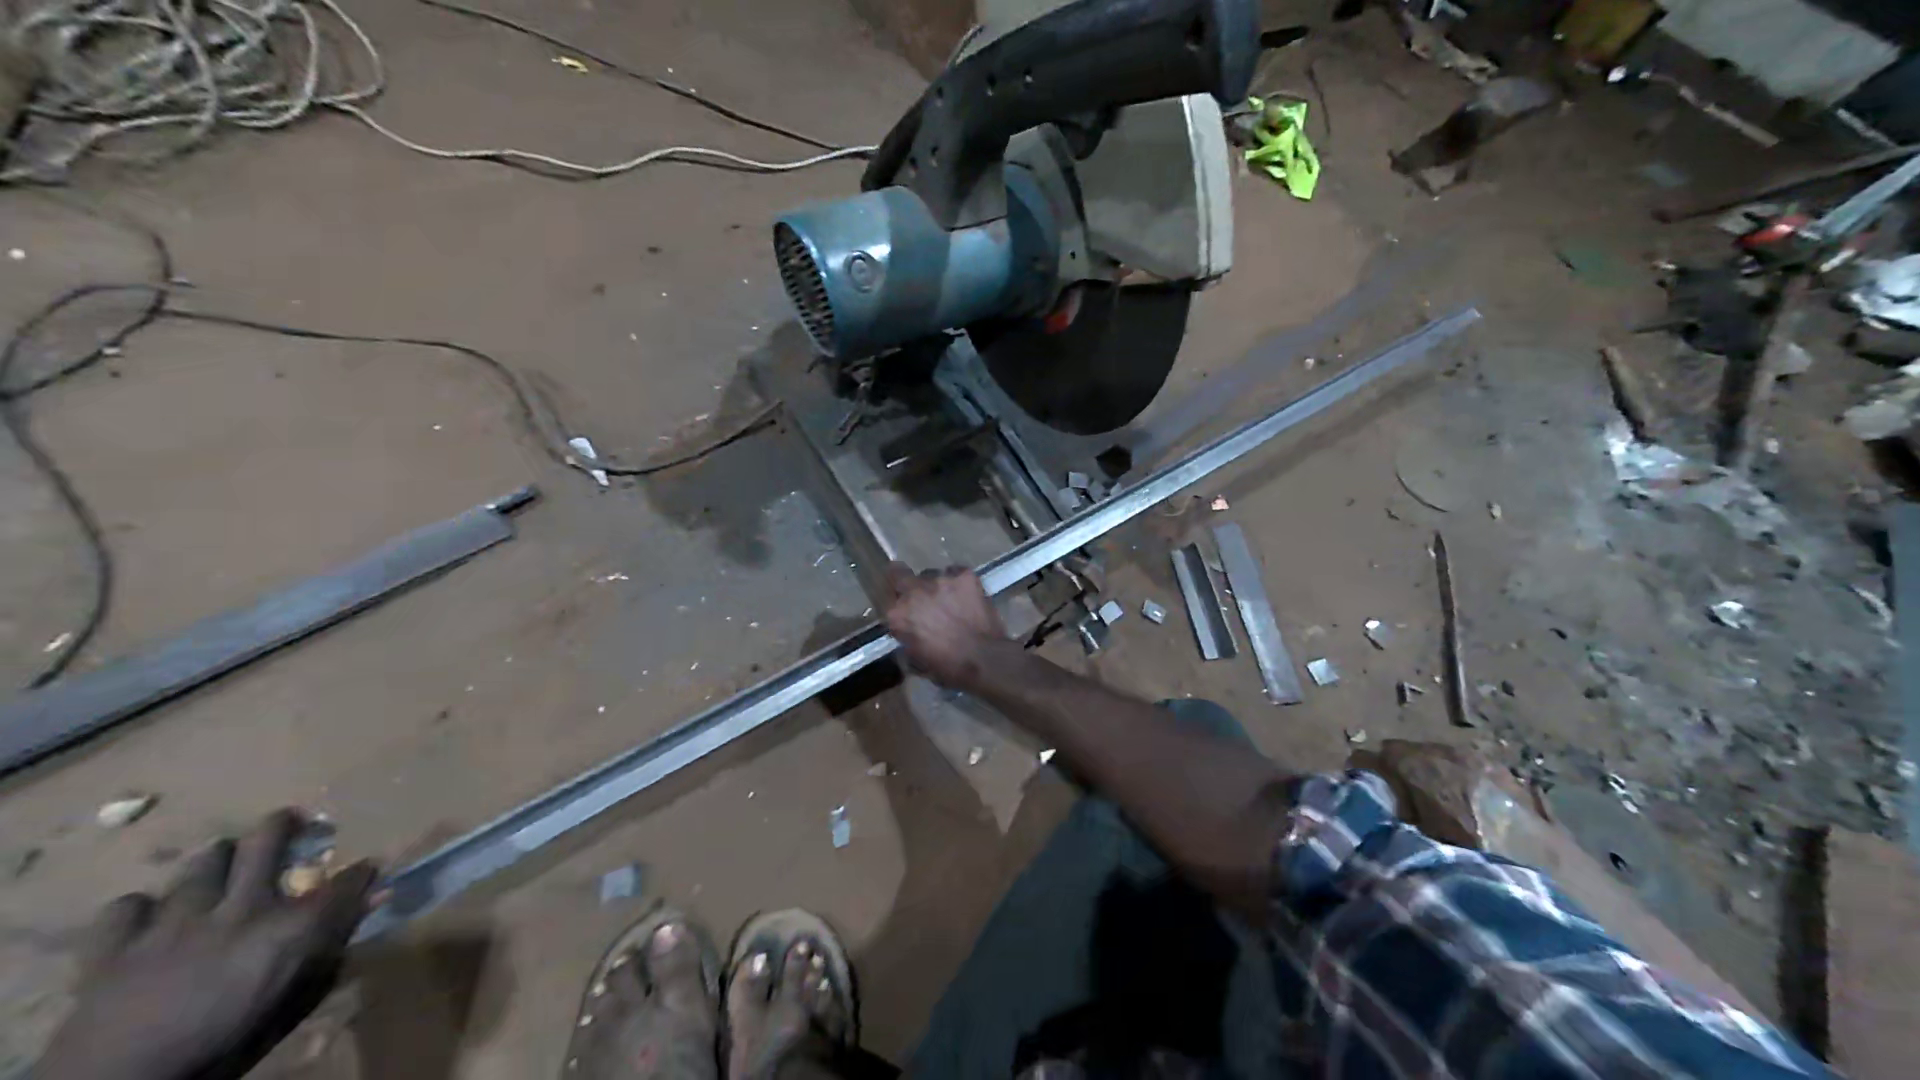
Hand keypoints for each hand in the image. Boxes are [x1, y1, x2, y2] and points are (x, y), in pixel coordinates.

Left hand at [34, 811, 376, 1079]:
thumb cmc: (224, 1042)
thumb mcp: (293, 1001)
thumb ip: (331, 951)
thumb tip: (371, 907)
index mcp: (288, 928)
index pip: (346, 881)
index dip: (362, 871)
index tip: (367, 868)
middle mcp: (240, 909)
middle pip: (266, 844)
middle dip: (282, 824)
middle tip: (288, 819)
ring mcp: (174, 923)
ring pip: (202, 864)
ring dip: (217, 859)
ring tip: (221, 861)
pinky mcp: (116, 945)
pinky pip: (126, 907)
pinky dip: (141, 909)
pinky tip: (149, 917)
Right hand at [883, 563, 1006, 688]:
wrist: (984, 659)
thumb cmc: (949, 668)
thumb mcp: (916, 659)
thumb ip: (907, 637)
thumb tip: (909, 632)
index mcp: (897, 616)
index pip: (888, 600)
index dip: (898, 604)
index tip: (908, 610)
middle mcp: (914, 592)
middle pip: (900, 575)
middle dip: (908, 583)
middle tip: (922, 597)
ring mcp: (939, 580)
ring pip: (932, 575)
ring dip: (937, 586)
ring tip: (951, 600)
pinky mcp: (964, 575)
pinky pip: (956, 572)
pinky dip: (959, 582)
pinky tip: (967, 595)